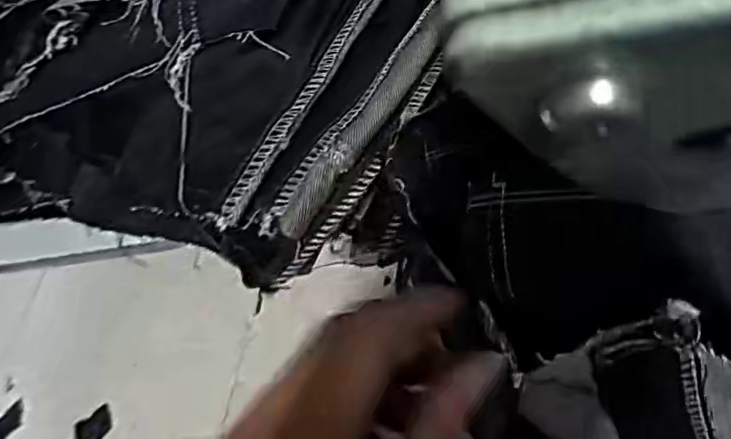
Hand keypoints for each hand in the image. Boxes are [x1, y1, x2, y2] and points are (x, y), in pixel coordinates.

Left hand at [226, 289, 505, 438]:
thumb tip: (482, 367)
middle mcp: (270, 418)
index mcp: (314, 419)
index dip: (424, 304)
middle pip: (345, 337)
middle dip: (405, 334)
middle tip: (447, 350)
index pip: (372, 326)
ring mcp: (247, 434)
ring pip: (320, 364)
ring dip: (376, 364)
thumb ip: (444, 418)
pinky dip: (343, 393)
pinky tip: (372, 422)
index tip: (459, 304)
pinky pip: (296, 399)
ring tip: (416, 394)